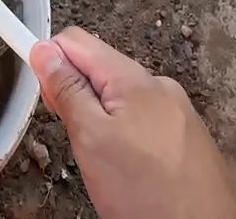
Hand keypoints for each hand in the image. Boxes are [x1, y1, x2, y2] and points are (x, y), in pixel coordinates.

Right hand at [30, 28, 235, 218]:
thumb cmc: (147, 194)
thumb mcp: (91, 139)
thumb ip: (67, 90)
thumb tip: (44, 49)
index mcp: (134, 77)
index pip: (76, 41)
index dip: (51, 61)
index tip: (47, 99)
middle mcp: (160, 86)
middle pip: (101, 70)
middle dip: (79, 97)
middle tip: (78, 141)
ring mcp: (180, 113)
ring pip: (123, 100)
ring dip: (103, 120)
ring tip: (107, 164)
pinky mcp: (191, 141)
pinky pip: (146, 123)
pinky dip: (129, 138)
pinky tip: (133, 172)